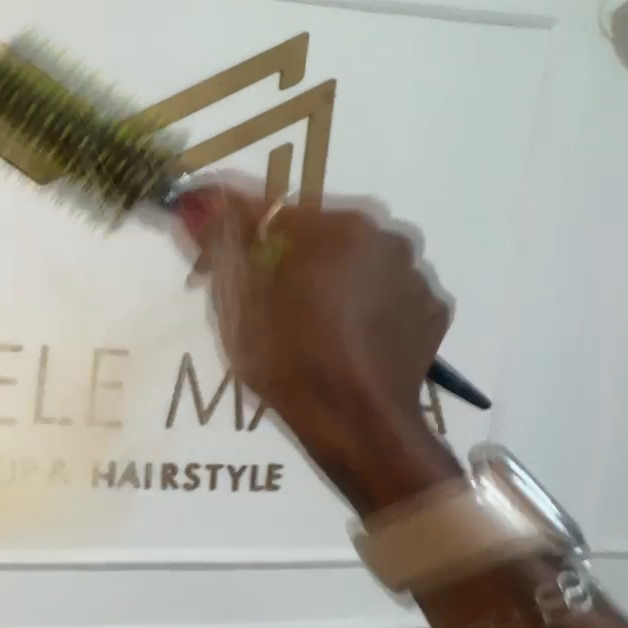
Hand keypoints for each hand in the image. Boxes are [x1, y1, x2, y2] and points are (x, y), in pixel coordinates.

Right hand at [174, 185, 462, 511]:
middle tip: (251, 294)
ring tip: (298, 322)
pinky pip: (381, 293)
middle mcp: (382, 236)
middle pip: (314, 233)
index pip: (265, 209)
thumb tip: (197, 206)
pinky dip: (356, 305)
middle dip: (278, 254)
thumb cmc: (285, 358)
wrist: (355, 421)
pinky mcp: (430, 308)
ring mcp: (415, 273)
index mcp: (331, 228)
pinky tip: (335, 337)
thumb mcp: (235, 304)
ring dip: (321, 279)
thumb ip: (221, 246)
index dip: (227, 228)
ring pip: (351, 262)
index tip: (204, 250)